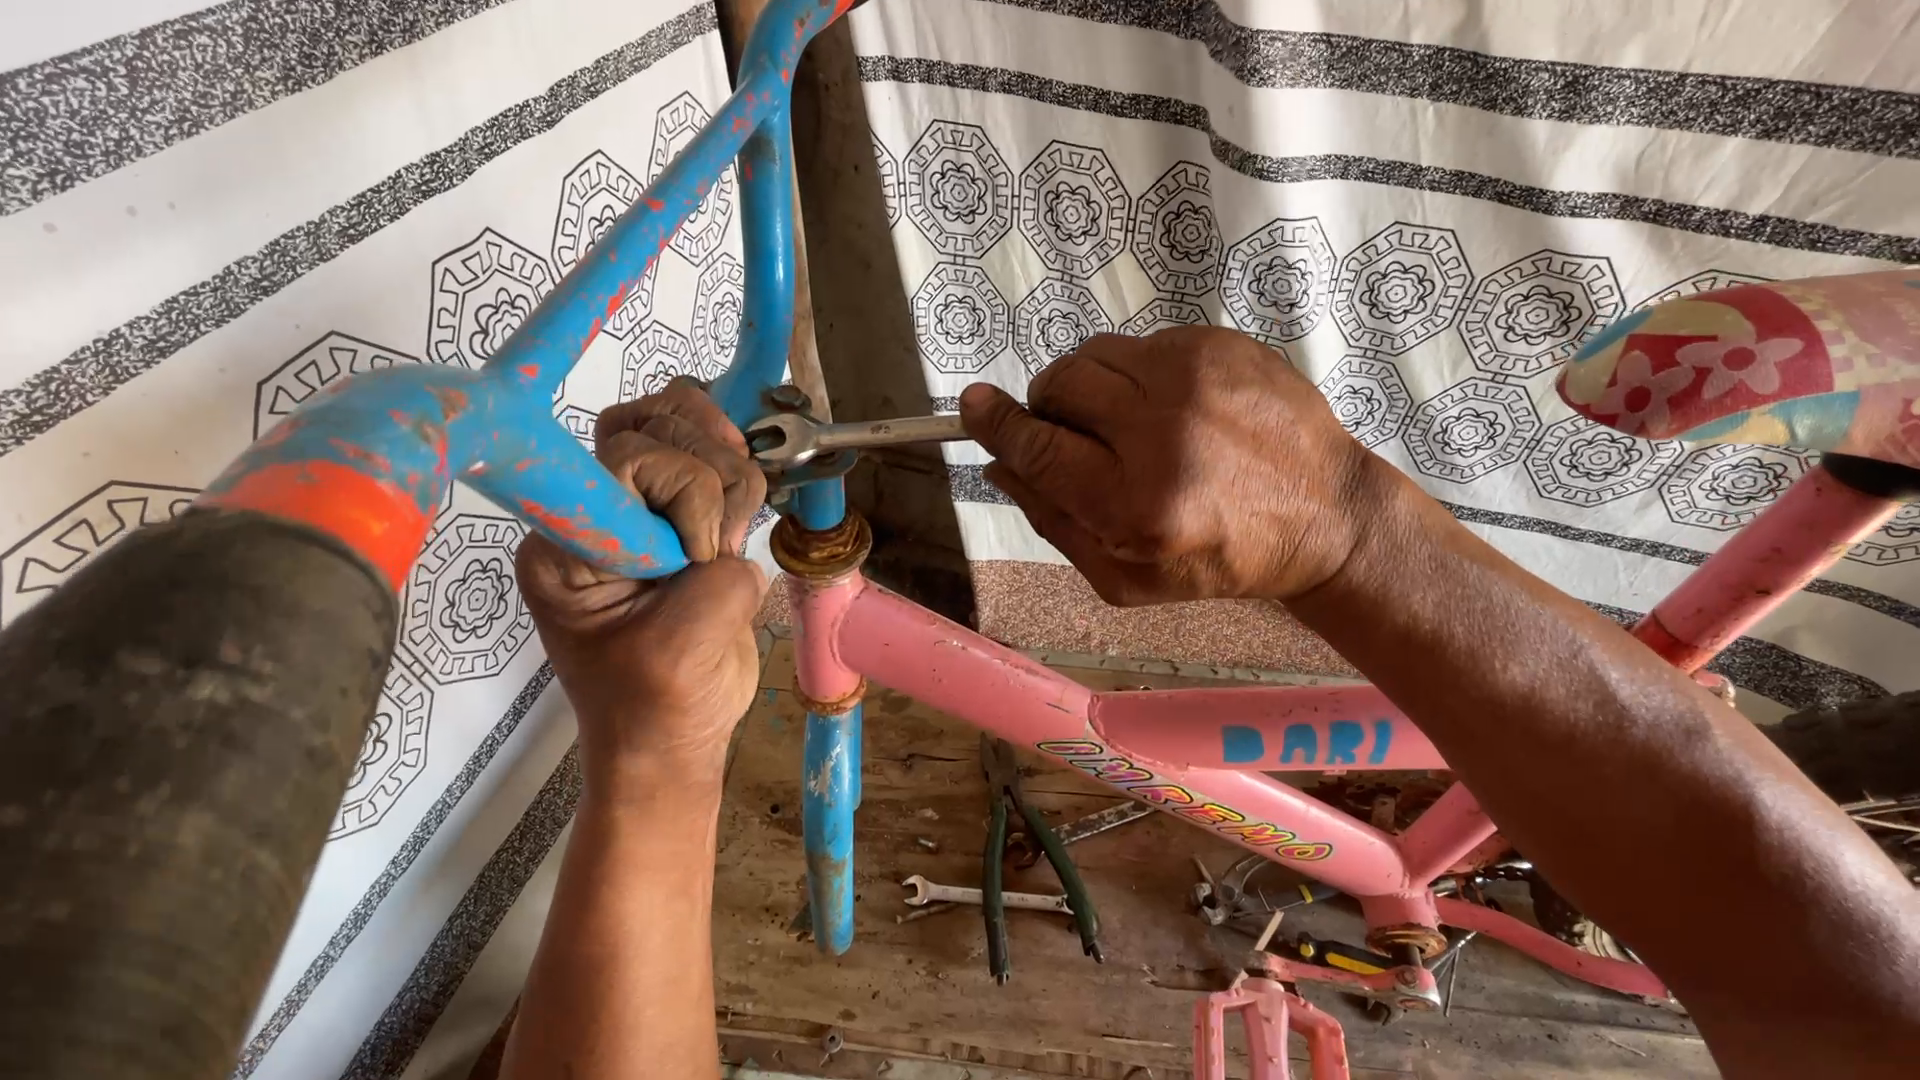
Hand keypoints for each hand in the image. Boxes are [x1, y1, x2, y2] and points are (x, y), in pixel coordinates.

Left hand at [516, 380, 768, 794]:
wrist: (673, 736)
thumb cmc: (659, 706)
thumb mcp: (683, 648)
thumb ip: (716, 583)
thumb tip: (738, 549)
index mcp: (571, 544)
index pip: (625, 459)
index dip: (683, 490)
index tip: (705, 556)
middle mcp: (601, 516)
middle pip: (654, 428)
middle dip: (711, 478)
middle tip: (723, 548)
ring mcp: (644, 512)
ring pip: (687, 431)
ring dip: (732, 475)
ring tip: (735, 542)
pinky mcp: (683, 519)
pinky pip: (712, 458)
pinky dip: (740, 470)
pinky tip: (747, 510)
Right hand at [959, 326, 1375, 604]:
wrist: (1325, 514)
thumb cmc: (1220, 560)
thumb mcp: (1125, 577)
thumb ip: (1054, 522)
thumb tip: (1000, 464)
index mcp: (1137, 504)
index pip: (1040, 448)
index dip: (997, 425)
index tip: (971, 406)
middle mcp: (1163, 432)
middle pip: (1059, 387)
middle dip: (1048, 409)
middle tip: (1072, 434)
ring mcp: (1195, 378)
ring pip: (1093, 355)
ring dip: (1088, 387)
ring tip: (1124, 422)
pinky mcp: (1220, 345)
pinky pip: (1139, 343)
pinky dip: (1134, 373)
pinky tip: (1169, 407)